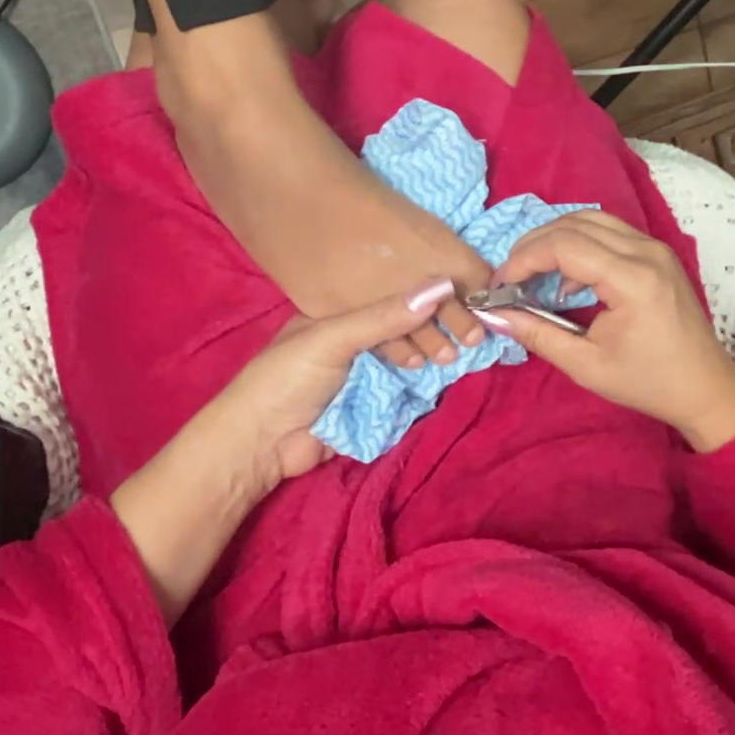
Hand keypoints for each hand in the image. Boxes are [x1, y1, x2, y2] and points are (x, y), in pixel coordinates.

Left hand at [186, 277, 455, 494]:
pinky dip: (422, 392)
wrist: (260, 447)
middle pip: (400, 334)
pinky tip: (450, 382)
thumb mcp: (333, 338)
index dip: (420, 300)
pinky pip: (402, 398)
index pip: (386, 301)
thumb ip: (384, 317)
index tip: (461, 296)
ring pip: (405, 366)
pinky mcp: (369, 413)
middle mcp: (351, 345)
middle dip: (432, 334)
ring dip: (431, 363)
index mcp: (335, 318)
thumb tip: (442, 287)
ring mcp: (360, 380)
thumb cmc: (287, 379)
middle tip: (474, 331)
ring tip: (468, 354)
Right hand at [482, 212, 734, 450]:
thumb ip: (538, 334)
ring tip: (532, 272)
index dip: (524, 259)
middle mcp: (646, 252)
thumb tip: (493, 315)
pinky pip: (608, 230)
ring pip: (591, 219)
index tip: (500, 284)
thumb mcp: (585, 365)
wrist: (705, 386)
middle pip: (575, 224)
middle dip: (533, 246)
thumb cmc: (647, 381)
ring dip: (554, 239)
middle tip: (510, 278)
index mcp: (632, 280)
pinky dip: (578, 243)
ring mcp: (655, 247)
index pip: (565, 245)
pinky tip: (567, 278)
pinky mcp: (656, 252)